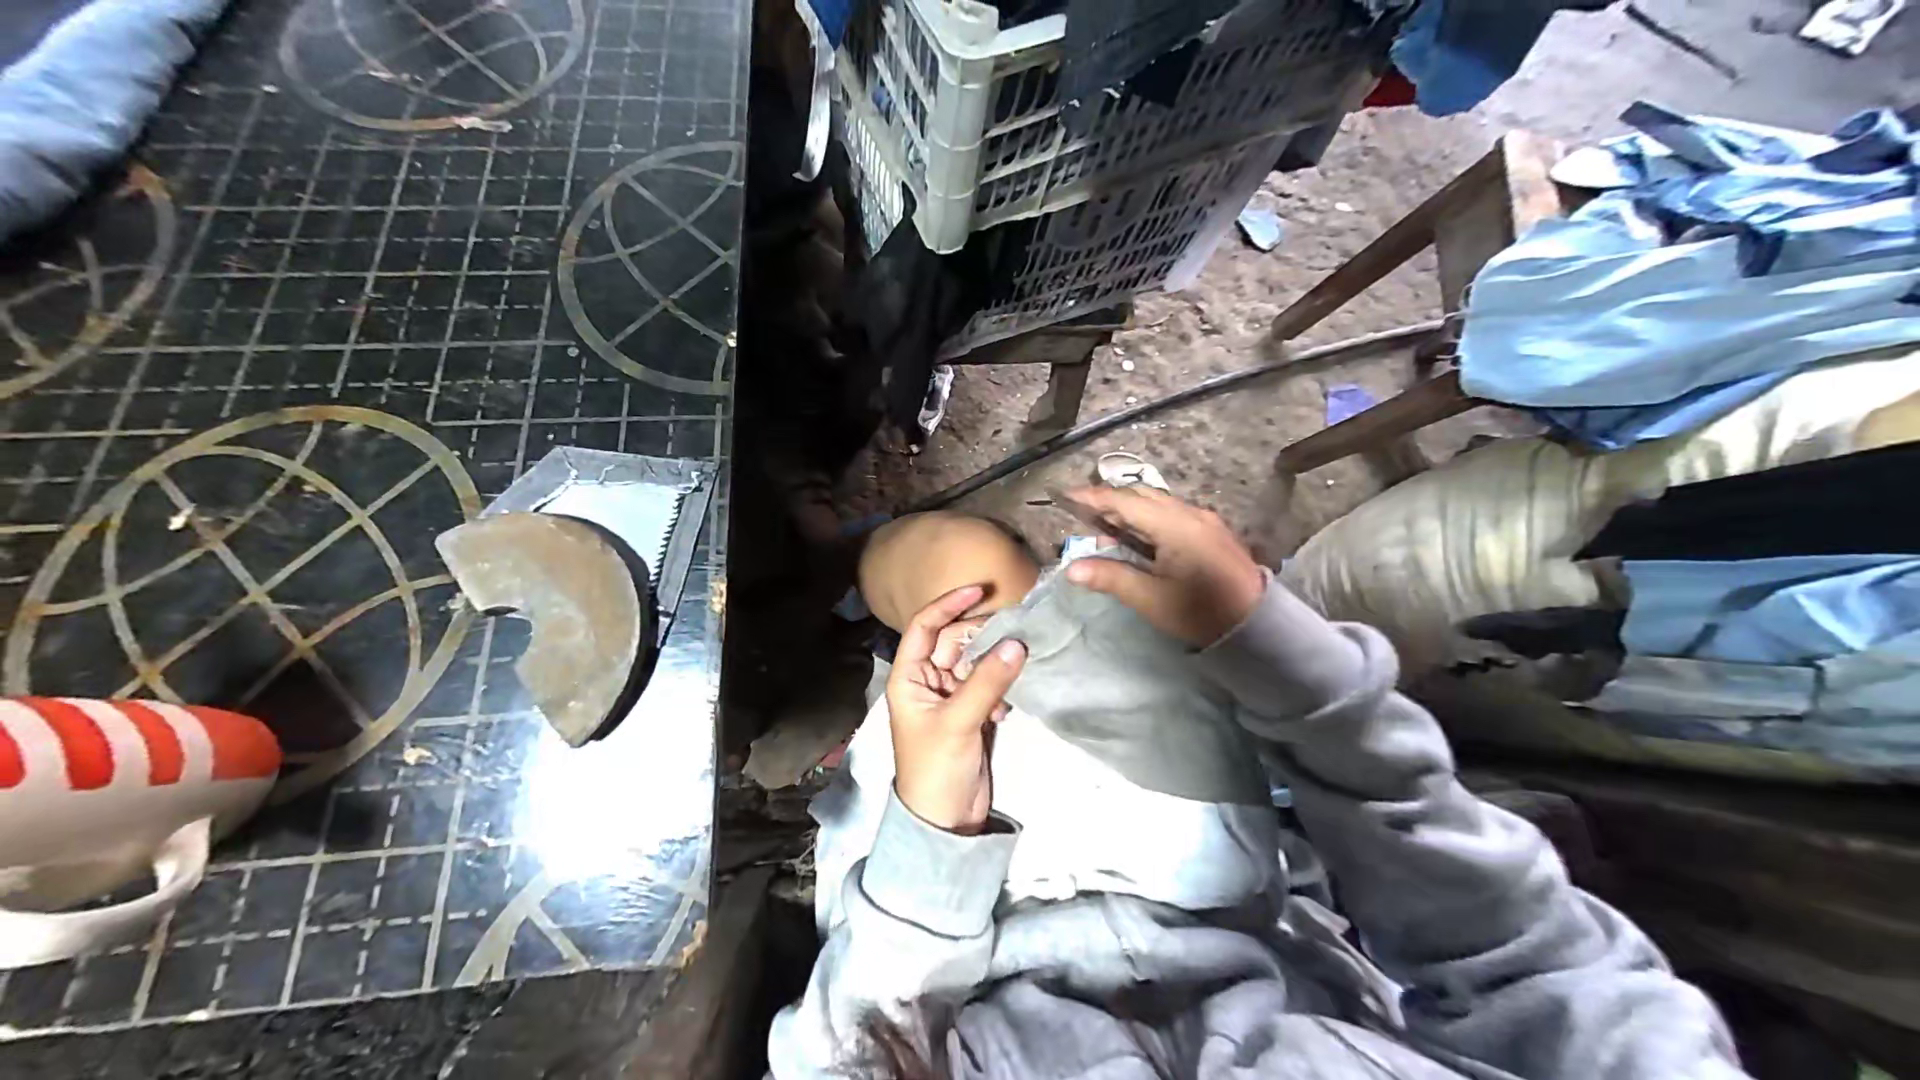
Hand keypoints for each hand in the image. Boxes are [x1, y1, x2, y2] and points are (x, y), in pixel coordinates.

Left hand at [886, 584, 1026, 833]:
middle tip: (1012, 639)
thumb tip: (1017, 643)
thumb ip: (987, 682)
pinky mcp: (971, 711)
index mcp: (909, 677)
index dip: (948, 604)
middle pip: (955, 641)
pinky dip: (999, 689)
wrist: (945, 820)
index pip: (924, 626)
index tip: (978, 589)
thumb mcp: (958, 722)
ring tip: (1011, 675)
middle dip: (981, 639)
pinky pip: (988, 683)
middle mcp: (927, 680)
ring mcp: (950, 696)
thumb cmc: (936, 768)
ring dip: (993, 665)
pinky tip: (1005, 710)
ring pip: (975, 661)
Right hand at [1063, 487, 1266, 646]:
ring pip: (1159, 503)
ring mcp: (1205, 521)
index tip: (1067, 496)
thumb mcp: (1151, 598)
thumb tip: (1072, 568)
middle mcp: (1190, 513)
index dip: (1094, 497)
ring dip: (1130, 509)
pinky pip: (1173, 514)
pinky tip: (1138, 537)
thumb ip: (1111, 578)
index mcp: (1175, 525)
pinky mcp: (1212, 532)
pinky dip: (1148, 518)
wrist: (1258, 625)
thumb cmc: (1200, 612)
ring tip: (1106, 525)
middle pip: (1142, 496)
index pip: (1125, 501)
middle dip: (1110, 500)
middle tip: (1083, 513)